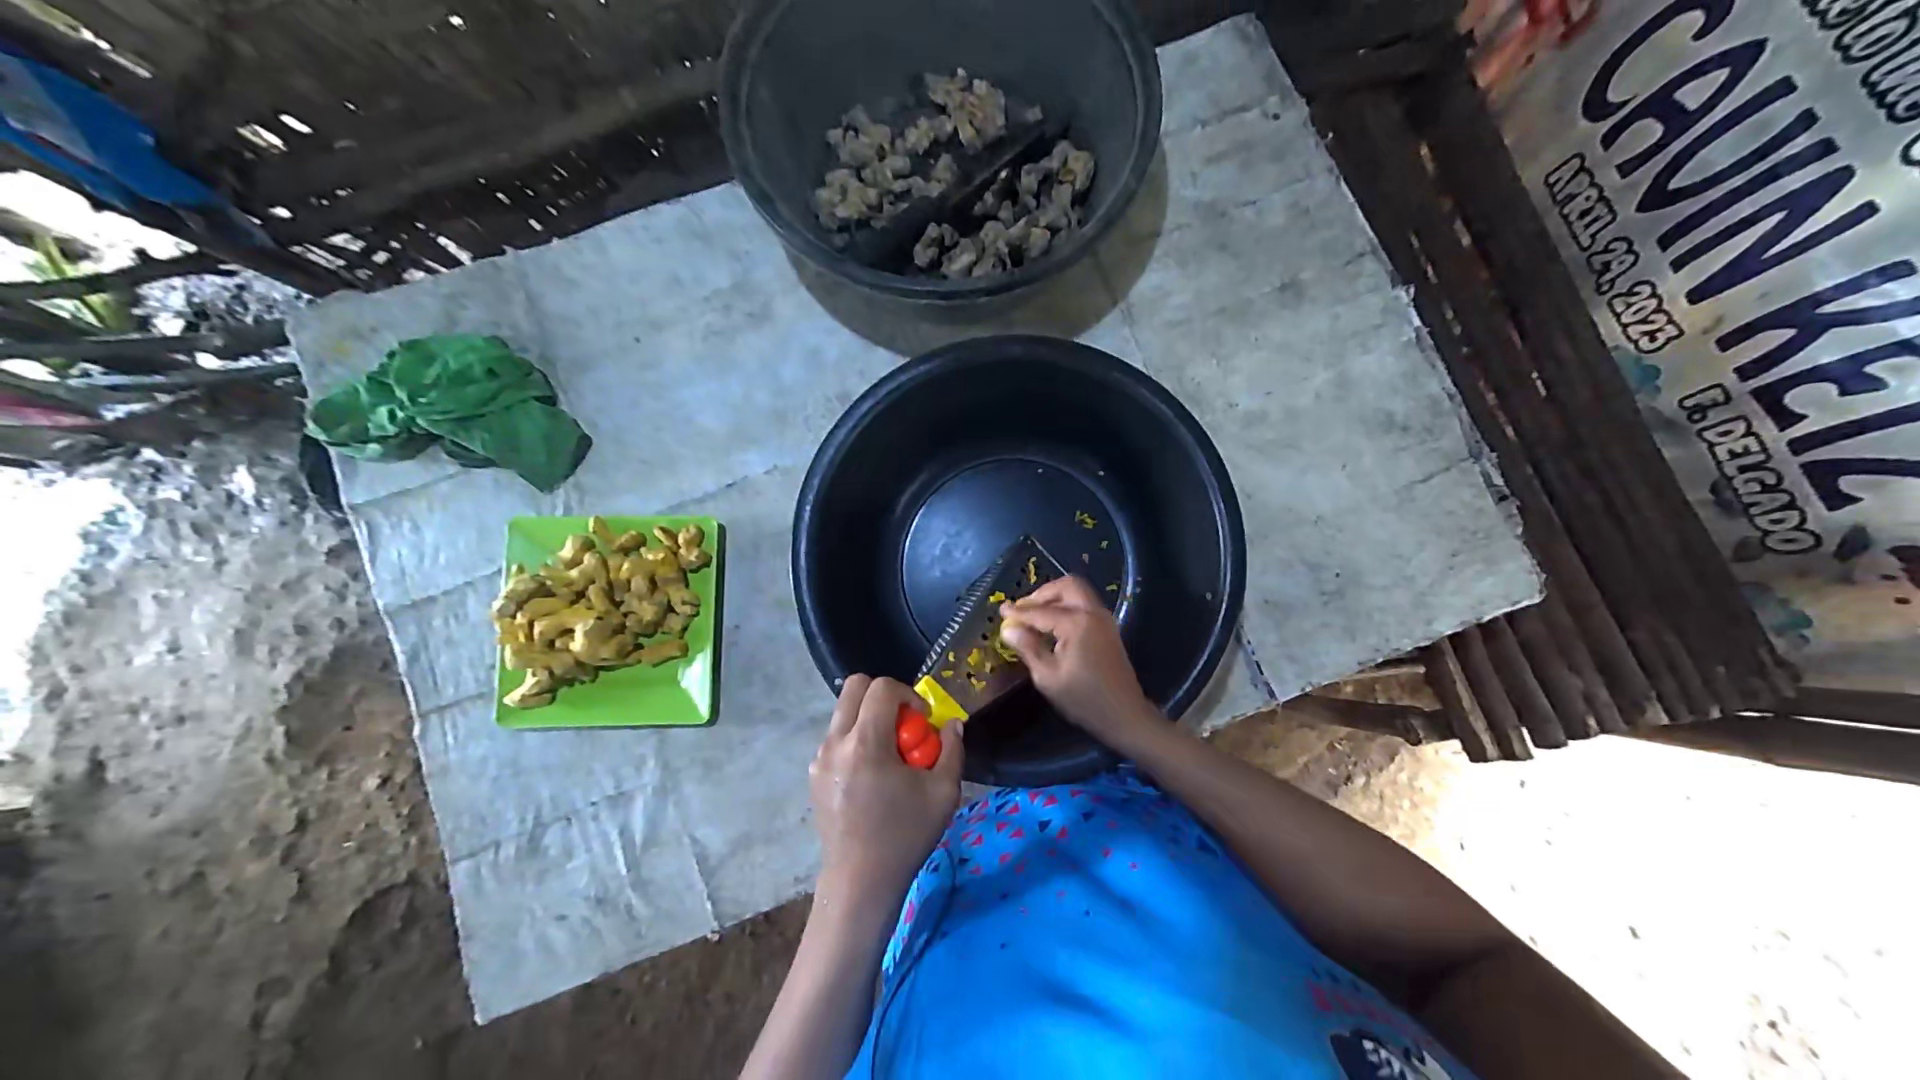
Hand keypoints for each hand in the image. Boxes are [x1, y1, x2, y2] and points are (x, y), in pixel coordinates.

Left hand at [809, 675, 964, 900]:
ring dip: (869, 718)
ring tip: (889, 755)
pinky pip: (836, 738)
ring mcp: (819, 758)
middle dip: (884, 695)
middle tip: (903, 725)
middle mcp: (836, 742)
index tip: (922, 722)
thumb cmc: (905, 836)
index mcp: (866, 742)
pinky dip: (856, 740)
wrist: (860, 881)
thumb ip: (951, 750)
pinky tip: (872, 775)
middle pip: (854, 687)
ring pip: (843, 712)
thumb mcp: (943, 793)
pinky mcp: (814, 775)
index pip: (882, 688)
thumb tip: (952, 725)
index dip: (908, 694)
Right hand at [999, 575, 1160, 741]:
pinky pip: (1084, 604)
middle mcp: (1093, 613)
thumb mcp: (1048, 678)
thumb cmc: (1084, 700)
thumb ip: (1028, 648)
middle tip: (1023, 609)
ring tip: (1034, 616)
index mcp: (1077, 624)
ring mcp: (1104, 619)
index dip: (1018, 612)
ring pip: (1077, 592)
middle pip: (1066, 586)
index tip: (1001, 611)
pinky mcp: (1108, 627)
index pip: (1041, 611)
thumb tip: (1009, 628)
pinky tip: (1051, 625)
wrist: (1125, 715)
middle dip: (1042, 594)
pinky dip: (1066, 606)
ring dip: (1054, 597)